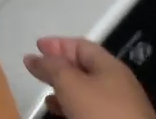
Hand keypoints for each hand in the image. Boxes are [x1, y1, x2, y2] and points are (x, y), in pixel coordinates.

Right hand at [23, 38, 155, 118]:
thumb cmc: (101, 112)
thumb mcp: (69, 82)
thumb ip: (49, 66)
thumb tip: (33, 58)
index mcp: (111, 67)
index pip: (81, 45)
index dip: (57, 44)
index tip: (36, 47)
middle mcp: (120, 85)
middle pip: (85, 69)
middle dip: (60, 68)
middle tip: (38, 70)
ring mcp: (122, 109)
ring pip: (88, 92)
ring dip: (65, 91)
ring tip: (47, 97)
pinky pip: (93, 111)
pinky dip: (75, 108)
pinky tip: (63, 114)